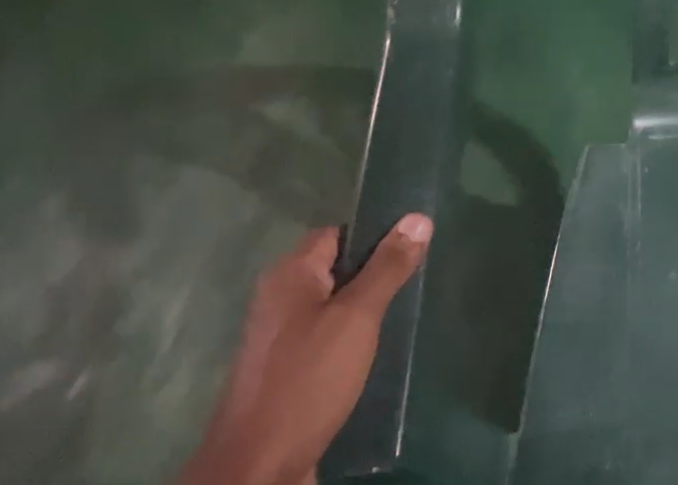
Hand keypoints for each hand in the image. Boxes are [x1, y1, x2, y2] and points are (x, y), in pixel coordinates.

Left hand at [179, 213, 432, 484]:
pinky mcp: (289, 369)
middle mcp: (280, 299)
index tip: (415, 244)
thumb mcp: (357, 317)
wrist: (258, 465)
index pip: (338, 233)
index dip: (375, 234)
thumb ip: (388, 267)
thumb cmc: (308, 379)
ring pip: (335, 305)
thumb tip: (418, 217)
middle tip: (418, 277)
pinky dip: (354, 338)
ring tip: (405, 311)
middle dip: (377, 272)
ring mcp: (282, 337)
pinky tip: (380, 349)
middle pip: (337, 268)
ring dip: (367, 309)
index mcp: (289, 276)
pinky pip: (329, 337)